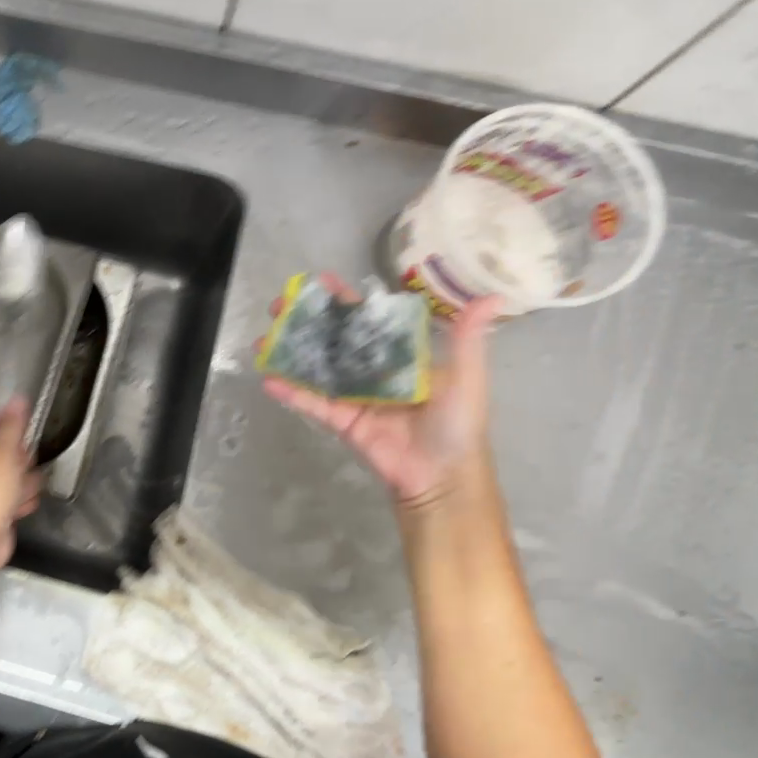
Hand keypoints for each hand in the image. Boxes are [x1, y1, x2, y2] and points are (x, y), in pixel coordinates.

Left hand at [0, 397, 41, 572]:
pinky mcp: (3, 503)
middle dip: (24, 457)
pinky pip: (22, 493)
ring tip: (17, 493)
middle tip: (19, 466)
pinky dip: (23, 500)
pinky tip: (17, 508)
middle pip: (13, 445)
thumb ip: (13, 425)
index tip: (25, 427)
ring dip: (26, 482)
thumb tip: (18, 398)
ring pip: (22, 471)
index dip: (10, 418)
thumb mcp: (5, 452)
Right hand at [260, 274, 501, 510]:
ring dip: (290, 352)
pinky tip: (268, 378)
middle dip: (307, 322)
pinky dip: (291, 392)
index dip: (345, 301)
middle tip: (280, 304)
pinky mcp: (341, 421)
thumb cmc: (458, 425)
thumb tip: (494, 297)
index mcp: (400, 358)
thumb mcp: (469, 377)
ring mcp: (354, 397)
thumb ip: (468, 338)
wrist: (443, 476)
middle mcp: (373, 372)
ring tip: (264, 336)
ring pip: (317, 368)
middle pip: (334, 341)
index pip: (368, 322)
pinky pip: (312, 403)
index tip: (320, 282)